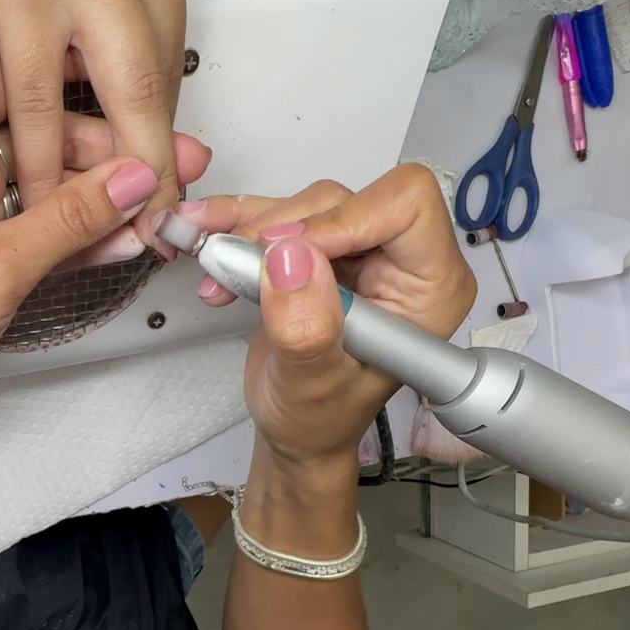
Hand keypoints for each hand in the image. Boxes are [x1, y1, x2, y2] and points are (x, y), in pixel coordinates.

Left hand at [0, 116, 211, 428]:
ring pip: (49, 194)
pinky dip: (78, 241)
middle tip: (173, 173)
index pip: (30, 96)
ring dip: (103, 206)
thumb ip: (72, 217)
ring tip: (160, 211)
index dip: (96, 105)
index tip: (151, 120)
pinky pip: (39, 235)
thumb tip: (132, 178)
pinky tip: (120, 243)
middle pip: (48, 145)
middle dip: (113, 162)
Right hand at [176, 165, 475, 465]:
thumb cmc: (317, 418)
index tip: (285, 257)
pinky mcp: (315, 252)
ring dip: (249, 232)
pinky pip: (274, 216)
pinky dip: (233, 222)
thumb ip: (307, 327)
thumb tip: (289, 258)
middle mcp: (397, 261)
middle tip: (238, 268)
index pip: (404, 207)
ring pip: (303, 205)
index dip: (342, 221)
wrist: (293, 428)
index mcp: (426, 287)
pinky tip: (202, 232)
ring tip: (215, 270)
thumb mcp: (312, 384)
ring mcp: (355, 253)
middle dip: (281, 230)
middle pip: (344, 202)